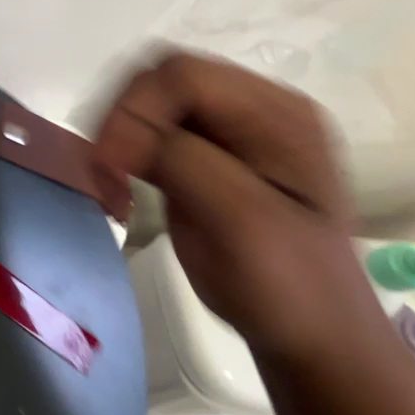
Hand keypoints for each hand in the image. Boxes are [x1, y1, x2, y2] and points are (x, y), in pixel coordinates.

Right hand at [92, 49, 380, 360]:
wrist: (309, 339)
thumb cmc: (288, 283)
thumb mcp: (242, 219)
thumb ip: (184, 160)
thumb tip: (118, 135)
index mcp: (277, 113)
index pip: (183, 75)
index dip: (136, 111)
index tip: (112, 167)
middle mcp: (251, 110)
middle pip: (159, 80)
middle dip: (122, 120)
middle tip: (104, 173)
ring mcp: (224, 134)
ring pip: (145, 102)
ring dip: (116, 135)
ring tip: (109, 182)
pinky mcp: (198, 158)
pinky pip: (144, 131)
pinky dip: (119, 151)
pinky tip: (117, 184)